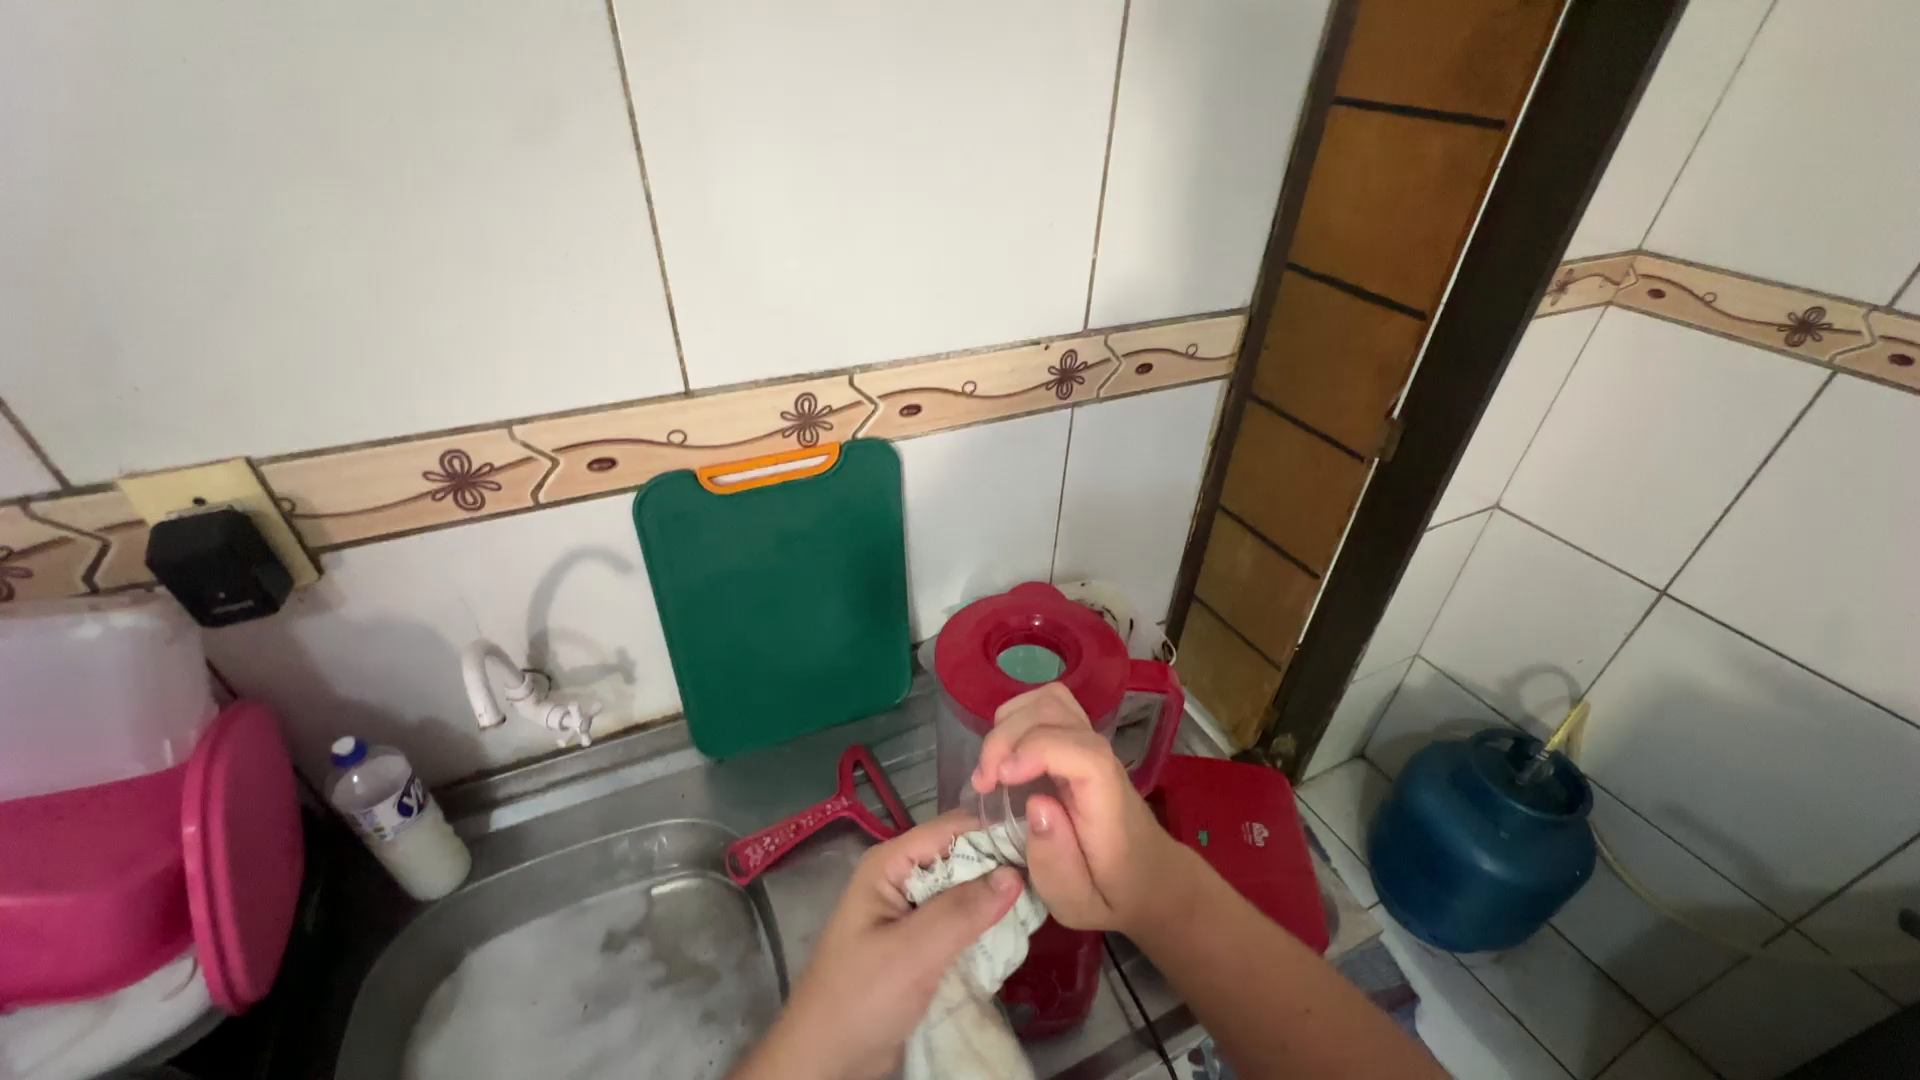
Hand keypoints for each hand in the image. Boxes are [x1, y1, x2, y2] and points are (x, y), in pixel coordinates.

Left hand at [729, 811, 1022, 1079]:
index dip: (995, 832)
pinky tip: (1013, 932)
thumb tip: (1016, 872)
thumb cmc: (861, 998)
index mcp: (890, 863)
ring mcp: (911, 911)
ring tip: (1040, 903)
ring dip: (995, 899)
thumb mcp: (913, 953)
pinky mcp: (920, 942)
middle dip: (1000, 867)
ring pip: (964, 890)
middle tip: (1047, 879)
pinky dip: (984, 925)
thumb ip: (963, 911)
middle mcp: (902, 877)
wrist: (826, 1062)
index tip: (1041, 846)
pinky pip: (960, 921)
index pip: (952, 828)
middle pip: (961, 856)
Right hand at [971, 682, 1190, 934]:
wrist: (1151, 878)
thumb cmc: (1114, 894)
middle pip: (1058, 713)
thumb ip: (1058, 864)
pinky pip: (1048, 707)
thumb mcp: (1082, 905)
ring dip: (1008, 725)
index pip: (1084, 753)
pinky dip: (1016, 720)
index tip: (999, 780)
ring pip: (1051, 701)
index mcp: (1109, 804)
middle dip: (1007, 738)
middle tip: (983, 784)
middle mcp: (1103, 762)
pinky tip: (1003, 757)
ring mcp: (1092, 745)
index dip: (1037, 750)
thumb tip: (1036, 803)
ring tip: (991, 769)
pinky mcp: (1080, 741)